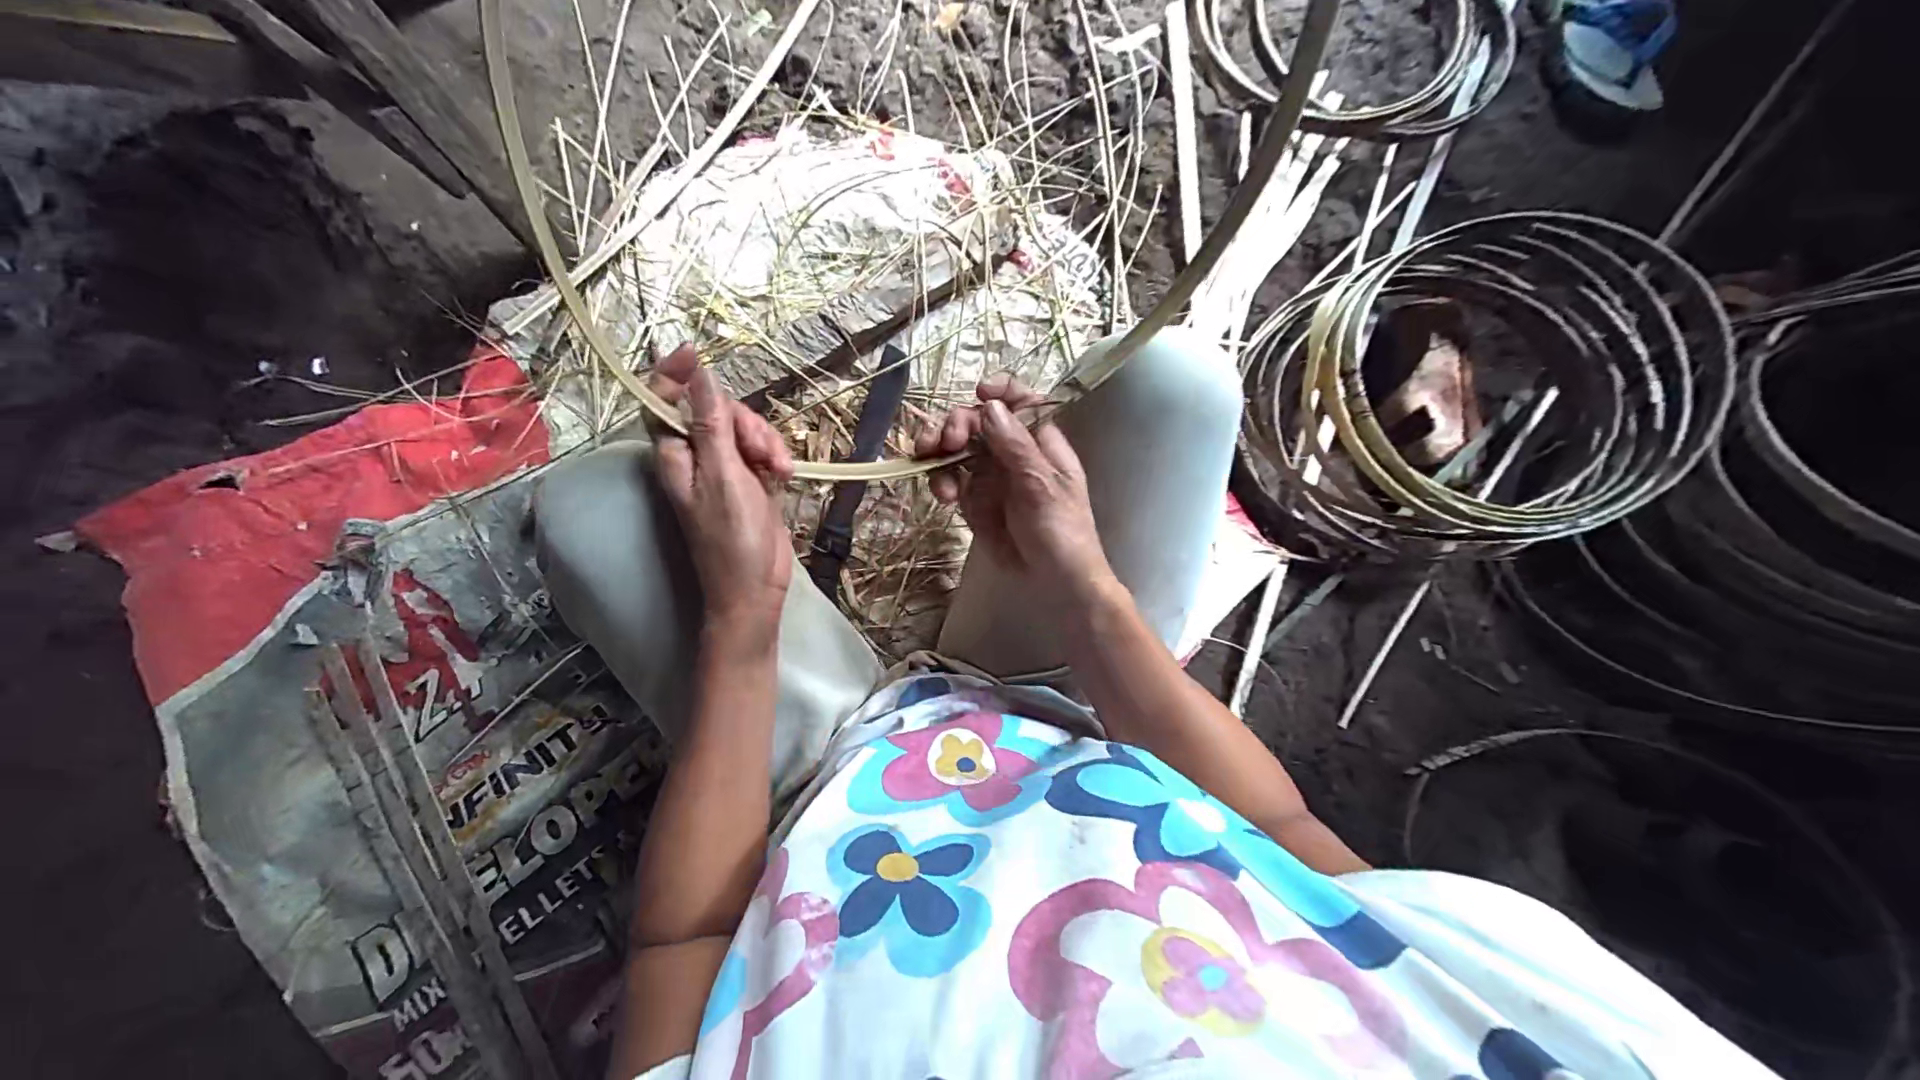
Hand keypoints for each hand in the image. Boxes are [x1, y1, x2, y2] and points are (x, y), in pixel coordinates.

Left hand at [649, 345, 794, 643]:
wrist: (756, 586)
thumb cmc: (731, 539)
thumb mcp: (723, 477)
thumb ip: (711, 425)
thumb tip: (700, 376)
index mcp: (676, 456)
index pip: (662, 402)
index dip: (674, 375)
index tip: (697, 353)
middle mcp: (698, 457)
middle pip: (716, 410)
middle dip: (745, 422)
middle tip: (759, 450)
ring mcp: (728, 468)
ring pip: (745, 429)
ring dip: (766, 441)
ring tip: (777, 469)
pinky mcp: (753, 480)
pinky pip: (764, 450)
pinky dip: (776, 457)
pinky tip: (785, 476)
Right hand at [915, 373, 1115, 605]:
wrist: (1055, 583)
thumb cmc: (1062, 531)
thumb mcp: (1042, 485)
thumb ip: (1015, 446)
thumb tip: (990, 406)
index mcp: (1040, 442)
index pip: (1021, 402)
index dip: (1001, 391)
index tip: (978, 392)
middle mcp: (1013, 453)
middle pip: (978, 422)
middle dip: (957, 424)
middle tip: (946, 442)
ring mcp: (992, 477)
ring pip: (958, 449)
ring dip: (940, 451)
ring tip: (931, 463)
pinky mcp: (975, 502)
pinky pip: (952, 481)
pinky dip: (942, 482)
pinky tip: (943, 495)